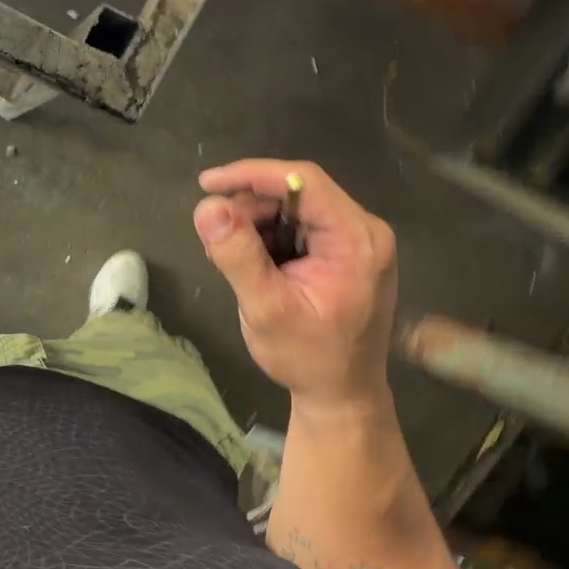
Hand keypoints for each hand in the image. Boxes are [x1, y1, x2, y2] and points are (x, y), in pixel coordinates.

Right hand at [193, 160, 397, 411]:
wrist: (340, 394)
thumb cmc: (307, 357)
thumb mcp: (266, 308)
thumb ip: (237, 257)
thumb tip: (207, 208)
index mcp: (356, 239)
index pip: (302, 182)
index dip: (252, 175)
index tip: (206, 183)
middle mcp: (362, 231)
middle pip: (296, 194)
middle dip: (248, 210)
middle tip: (214, 242)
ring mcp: (355, 242)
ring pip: (293, 210)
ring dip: (255, 227)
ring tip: (232, 262)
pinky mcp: (342, 253)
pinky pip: (298, 229)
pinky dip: (267, 240)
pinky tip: (253, 267)